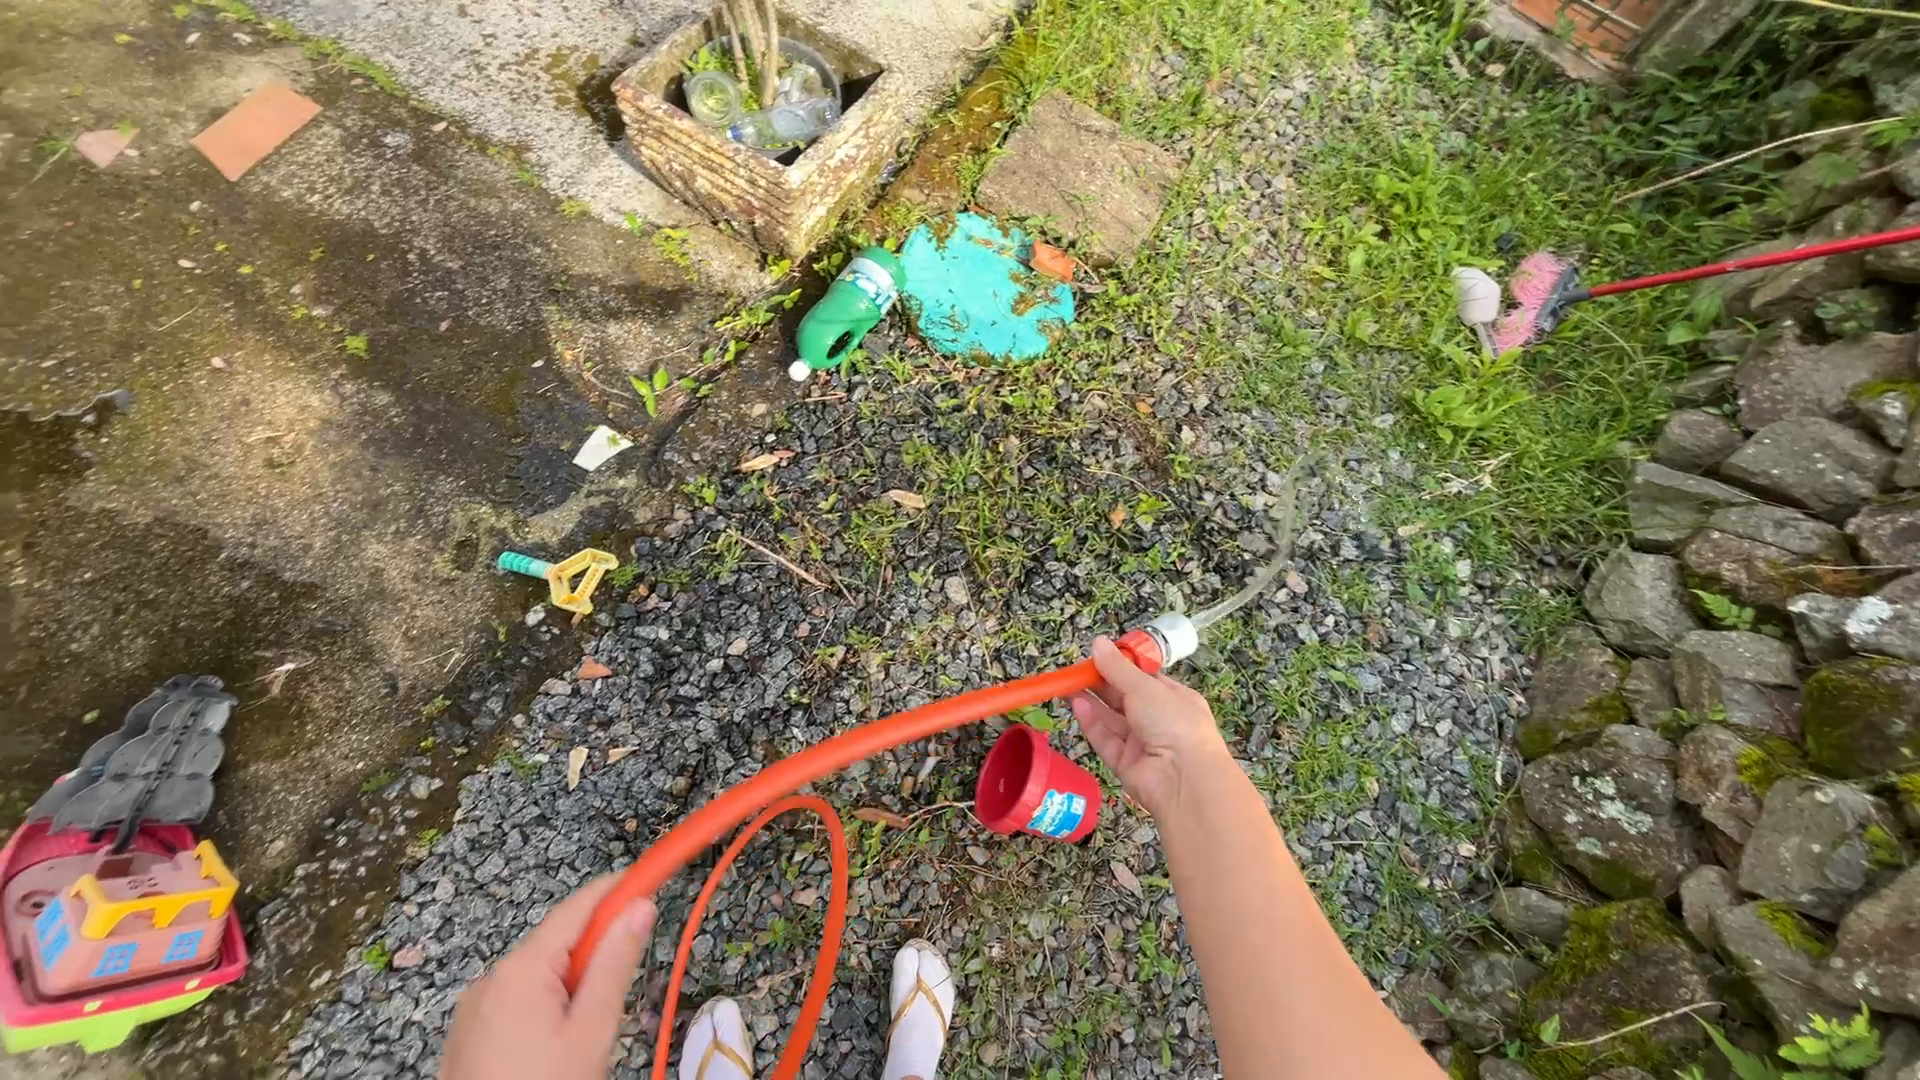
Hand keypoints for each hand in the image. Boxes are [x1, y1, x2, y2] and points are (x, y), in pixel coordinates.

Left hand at [441, 874, 657, 1079]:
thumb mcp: (591, 1031)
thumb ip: (615, 964)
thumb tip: (641, 905)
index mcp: (522, 968)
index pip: (581, 905)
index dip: (621, 887)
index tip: (656, 876)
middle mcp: (491, 976)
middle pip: (560, 940)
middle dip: (598, 950)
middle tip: (624, 990)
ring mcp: (473, 1007)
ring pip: (541, 972)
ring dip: (574, 982)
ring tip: (588, 1034)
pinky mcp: (466, 1035)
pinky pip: (519, 999)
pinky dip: (548, 1004)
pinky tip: (556, 1047)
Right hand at [1070, 636, 1230, 817]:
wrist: (1184, 779)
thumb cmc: (1174, 722)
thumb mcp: (1145, 687)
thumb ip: (1117, 668)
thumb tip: (1098, 643)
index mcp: (1174, 699)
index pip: (1145, 679)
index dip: (1121, 667)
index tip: (1099, 656)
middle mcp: (1160, 721)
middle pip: (1124, 699)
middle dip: (1100, 684)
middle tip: (1075, 670)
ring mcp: (1143, 744)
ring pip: (1112, 719)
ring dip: (1091, 701)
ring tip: (1067, 685)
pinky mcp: (1126, 764)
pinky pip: (1106, 740)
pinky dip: (1092, 723)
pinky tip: (1077, 705)